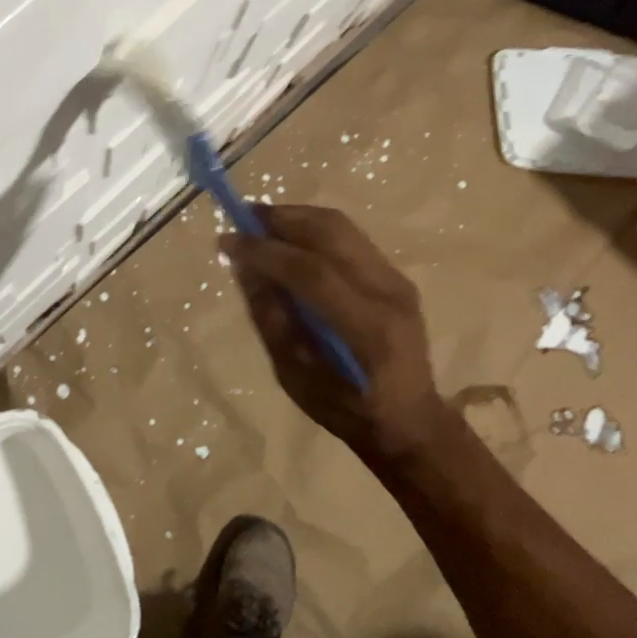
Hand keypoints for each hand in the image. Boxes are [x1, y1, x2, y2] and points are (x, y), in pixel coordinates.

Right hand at [219, 205, 446, 462]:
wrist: (410, 420)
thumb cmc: (345, 408)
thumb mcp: (294, 373)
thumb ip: (270, 317)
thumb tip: (244, 267)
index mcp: (367, 328)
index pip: (311, 272)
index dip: (265, 251)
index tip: (226, 242)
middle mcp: (388, 293)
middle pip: (331, 233)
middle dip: (280, 219)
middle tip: (241, 218)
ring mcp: (396, 279)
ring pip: (340, 226)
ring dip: (295, 217)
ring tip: (259, 222)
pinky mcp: (395, 275)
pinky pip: (348, 237)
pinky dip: (311, 229)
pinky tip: (287, 238)